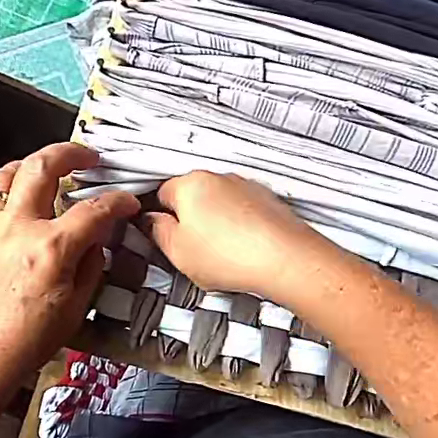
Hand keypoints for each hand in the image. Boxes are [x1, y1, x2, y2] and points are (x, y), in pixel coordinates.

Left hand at [0, 143, 138, 391]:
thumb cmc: (22, 342)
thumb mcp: (76, 308)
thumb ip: (91, 266)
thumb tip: (95, 243)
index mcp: (52, 248)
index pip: (95, 210)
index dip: (118, 201)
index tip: (126, 202)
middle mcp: (17, 228)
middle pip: (44, 167)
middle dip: (71, 153)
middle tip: (86, 156)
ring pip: (6, 172)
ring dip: (30, 163)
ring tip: (46, 168)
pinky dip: (1, 187)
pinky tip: (11, 195)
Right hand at [141, 170, 345, 304]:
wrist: (286, 259)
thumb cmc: (232, 255)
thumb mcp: (177, 251)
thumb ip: (157, 231)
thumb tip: (151, 222)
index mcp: (190, 184)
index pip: (161, 193)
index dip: (158, 218)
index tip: (163, 237)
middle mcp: (219, 178)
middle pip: (192, 197)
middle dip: (190, 221)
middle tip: (192, 251)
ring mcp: (247, 187)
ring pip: (219, 204)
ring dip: (216, 224)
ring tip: (221, 254)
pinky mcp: (269, 201)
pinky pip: (243, 212)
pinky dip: (240, 227)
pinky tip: (242, 250)